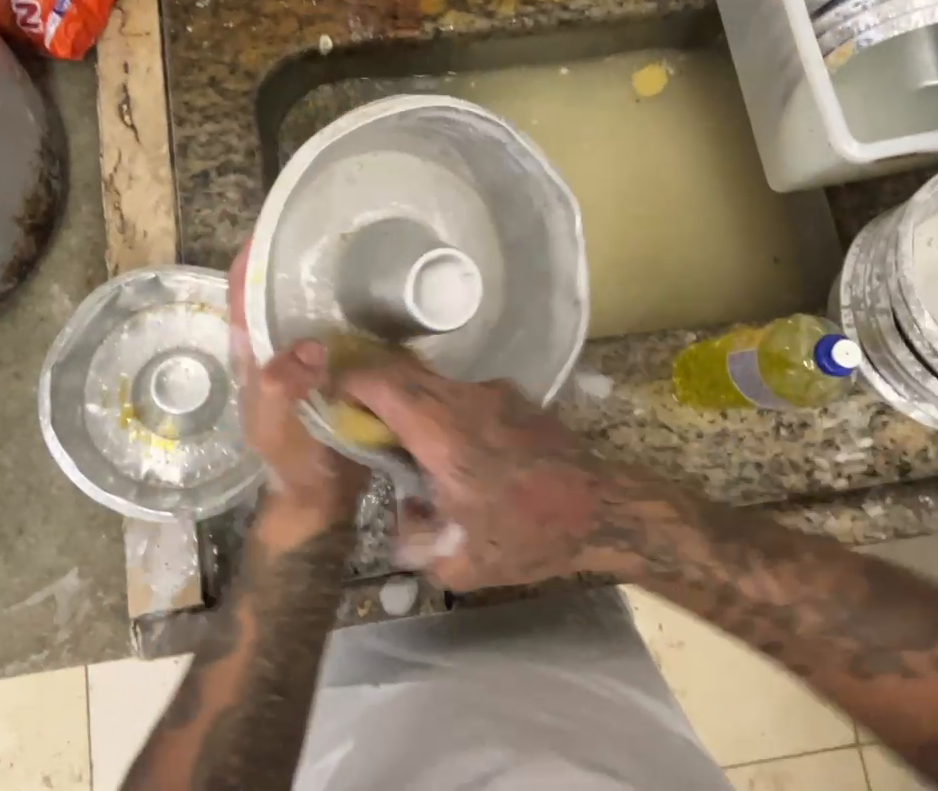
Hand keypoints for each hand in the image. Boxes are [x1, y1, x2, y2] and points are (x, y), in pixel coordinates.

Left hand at [228, 248, 365, 533]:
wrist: (326, 498)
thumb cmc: (291, 462)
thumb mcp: (273, 428)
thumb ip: (278, 390)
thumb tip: (309, 346)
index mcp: (252, 355)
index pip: (243, 295)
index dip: (251, 260)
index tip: (273, 225)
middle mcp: (279, 348)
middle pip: (281, 294)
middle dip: (297, 262)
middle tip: (331, 230)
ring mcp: (312, 358)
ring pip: (316, 309)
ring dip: (332, 284)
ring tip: (363, 251)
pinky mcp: (343, 367)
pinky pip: (349, 331)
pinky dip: (362, 313)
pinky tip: (387, 296)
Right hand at [335, 356, 634, 589]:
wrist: (606, 511)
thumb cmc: (530, 536)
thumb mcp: (461, 562)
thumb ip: (415, 542)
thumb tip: (402, 520)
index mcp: (444, 433)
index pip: (383, 383)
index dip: (349, 382)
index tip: (331, 397)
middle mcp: (466, 400)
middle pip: (405, 375)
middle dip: (375, 393)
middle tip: (362, 427)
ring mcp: (495, 394)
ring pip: (435, 386)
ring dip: (414, 409)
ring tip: (419, 454)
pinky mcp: (516, 399)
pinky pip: (465, 398)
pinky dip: (447, 416)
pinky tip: (464, 457)